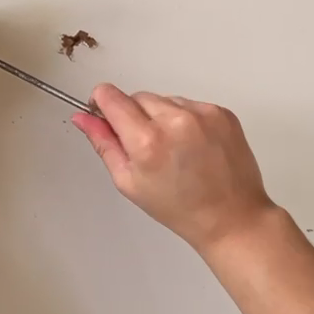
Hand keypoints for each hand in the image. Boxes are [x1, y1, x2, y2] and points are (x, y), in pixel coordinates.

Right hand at [72, 84, 278, 252]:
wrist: (231, 216)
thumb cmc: (178, 206)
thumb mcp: (128, 181)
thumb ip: (103, 143)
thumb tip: (82, 117)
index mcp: (146, 141)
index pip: (110, 96)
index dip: (101, 103)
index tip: (104, 115)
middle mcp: (174, 120)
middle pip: (136, 97)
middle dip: (133, 116)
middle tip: (145, 147)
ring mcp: (202, 113)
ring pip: (163, 100)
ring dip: (160, 117)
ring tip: (173, 149)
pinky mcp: (222, 112)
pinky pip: (189, 104)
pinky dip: (184, 119)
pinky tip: (191, 145)